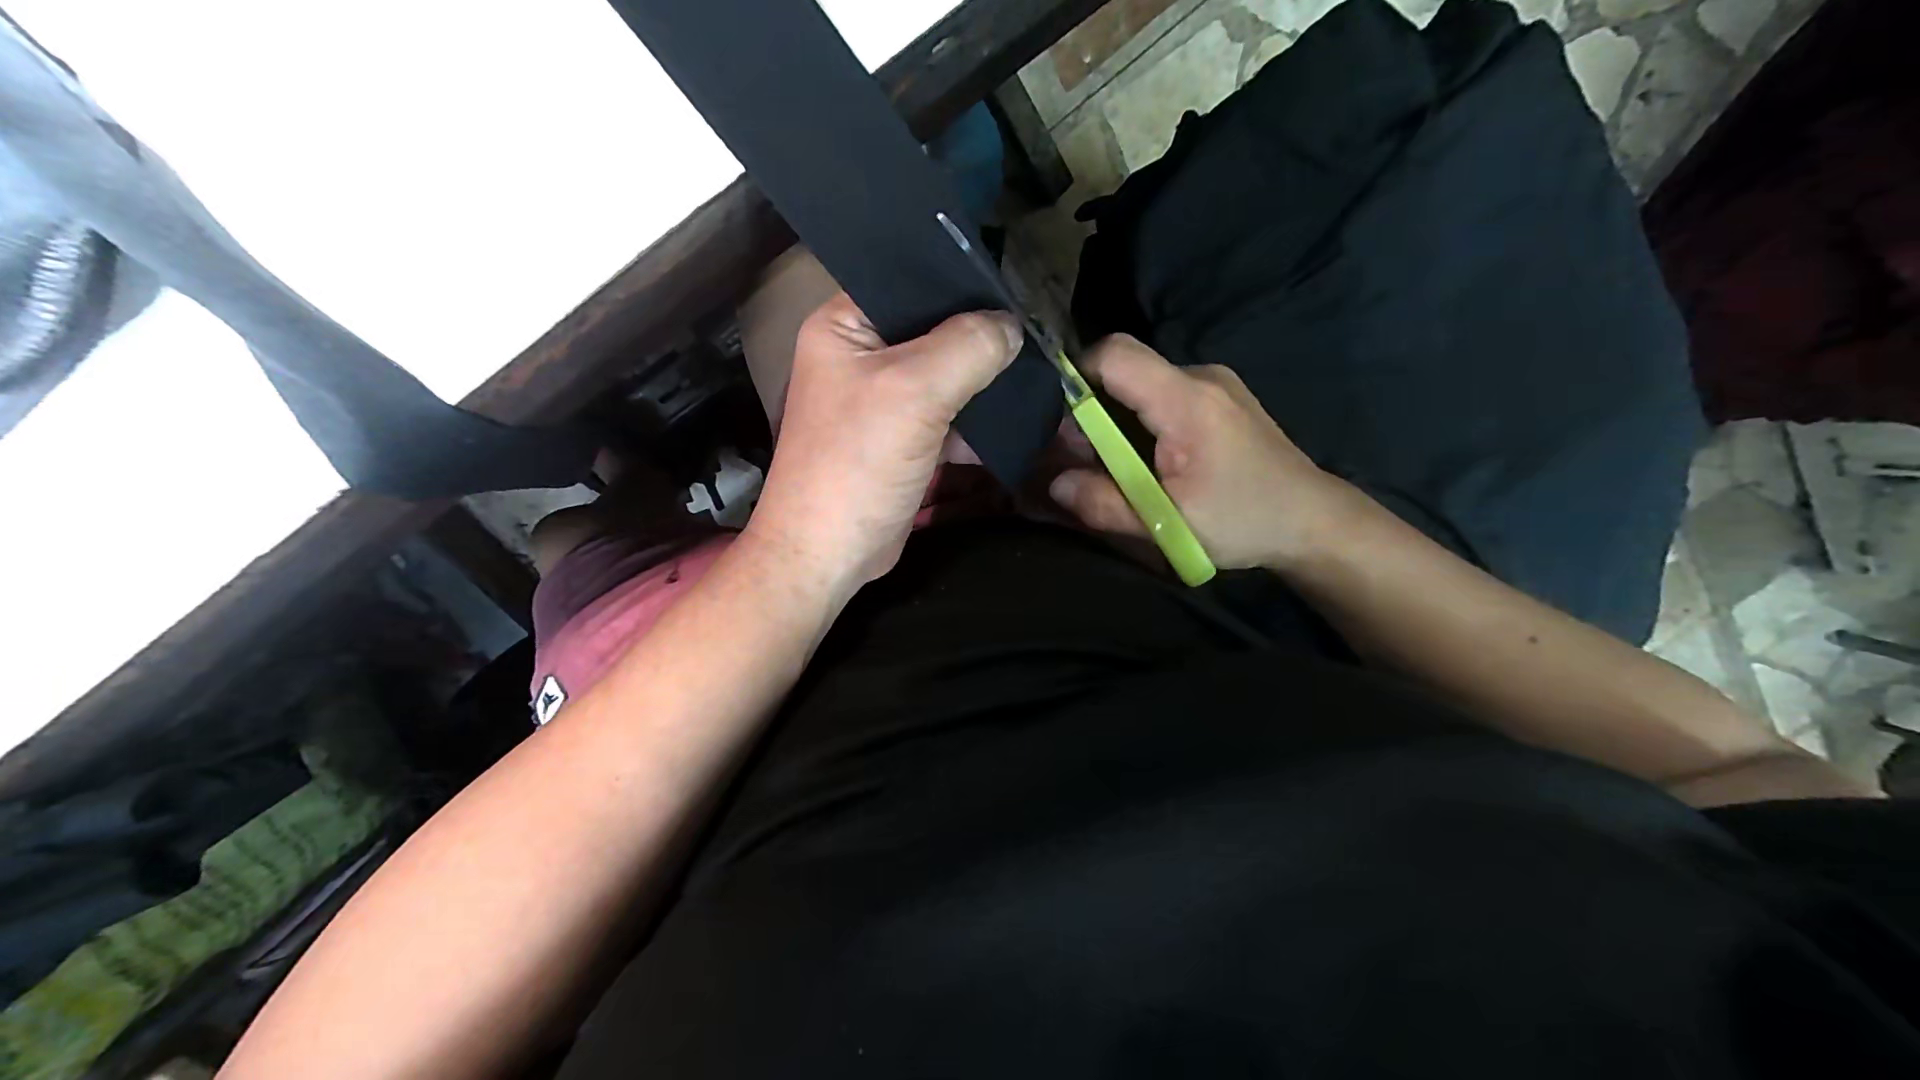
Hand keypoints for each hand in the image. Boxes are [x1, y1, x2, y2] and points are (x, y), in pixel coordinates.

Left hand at [745, 293, 1020, 594]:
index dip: (962, 283)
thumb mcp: (915, 391)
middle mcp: (862, 355)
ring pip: (947, 374)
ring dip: (987, 381)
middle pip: (935, 329)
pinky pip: (949, 414)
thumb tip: (1012, 326)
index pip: (911, 281)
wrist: (830, 553)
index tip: (1016, 289)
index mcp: (846, 325)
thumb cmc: (858, 463)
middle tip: (1036, 335)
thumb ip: (968, 346)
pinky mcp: (904, 438)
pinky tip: (1019, 418)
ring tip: (1038, 372)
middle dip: (984, 337)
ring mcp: (884, 399)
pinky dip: (979, 419)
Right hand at [1047, 335, 1357, 570]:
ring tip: (1115, 467)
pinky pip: (1161, 394)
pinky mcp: (1218, 397)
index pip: (1115, 354)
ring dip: (1115, 420)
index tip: (1058, 420)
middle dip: (1090, 411)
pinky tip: (1144, 460)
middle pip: (1123, 369)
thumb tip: (1055, 483)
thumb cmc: (1244, 521)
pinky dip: (1139, 422)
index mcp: (1187, 400)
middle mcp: (1200, 376)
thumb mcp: (1168, 524)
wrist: (1313, 520)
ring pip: (1140, 384)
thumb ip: (1104, 503)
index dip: (1075, 376)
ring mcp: (1213, 383)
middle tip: (1081, 460)